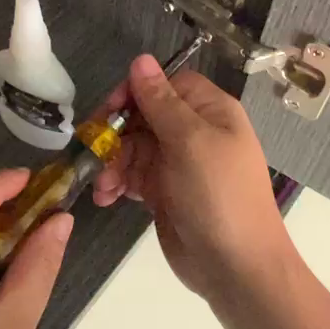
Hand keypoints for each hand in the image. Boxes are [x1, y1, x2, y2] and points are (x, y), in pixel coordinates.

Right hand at [91, 55, 301, 303]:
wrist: (237, 268)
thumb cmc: (219, 196)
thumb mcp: (190, 142)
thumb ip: (161, 102)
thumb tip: (141, 59)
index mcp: (210, 112)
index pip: (166, 85)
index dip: (136, 92)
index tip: (109, 110)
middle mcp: (195, 133)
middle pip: (144, 116)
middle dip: (116, 133)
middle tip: (92, 150)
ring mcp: (178, 165)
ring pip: (133, 148)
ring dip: (112, 162)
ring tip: (103, 186)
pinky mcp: (164, 193)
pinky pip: (132, 176)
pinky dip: (116, 183)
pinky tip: (105, 197)